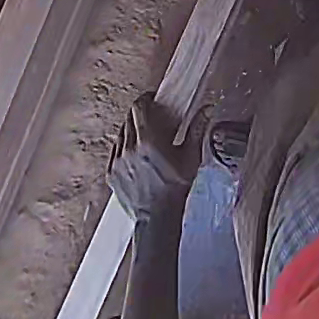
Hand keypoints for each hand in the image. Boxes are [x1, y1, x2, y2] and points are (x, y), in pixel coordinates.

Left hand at [107, 94, 196, 224]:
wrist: (157, 219)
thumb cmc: (176, 188)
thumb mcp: (190, 158)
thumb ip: (196, 130)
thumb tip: (207, 109)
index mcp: (148, 141)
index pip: (139, 107)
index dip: (145, 99)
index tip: (152, 99)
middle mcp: (129, 147)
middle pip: (129, 117)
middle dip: (140, 112)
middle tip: (152, 115)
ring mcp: (117, 160)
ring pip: (121, 132)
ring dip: (132, 128)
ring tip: (145, 134)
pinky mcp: (111, 171)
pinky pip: (115, 149)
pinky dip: (124, 145)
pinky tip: (136, 150)